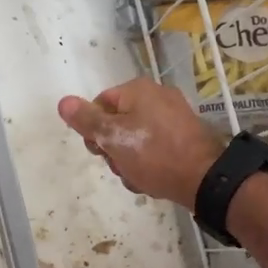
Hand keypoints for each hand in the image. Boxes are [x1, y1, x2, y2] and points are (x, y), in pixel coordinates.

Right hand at [57, 78, 223, 207]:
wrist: (204, 178)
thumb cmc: (154, 154)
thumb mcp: (113, 138)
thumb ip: (86, 120)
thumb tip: (63, 102)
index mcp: (138, 90)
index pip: (99, 105)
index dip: (93, 131)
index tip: (99, 151)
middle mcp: (157, 96)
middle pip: (117, 123)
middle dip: (113, 150)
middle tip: (121, 166)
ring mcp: (174, 116)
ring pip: (135, 139)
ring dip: (129, 161)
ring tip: (138, 176)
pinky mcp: (185, 135)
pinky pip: (154, 146)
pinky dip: (149, 162)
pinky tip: (152, 178)